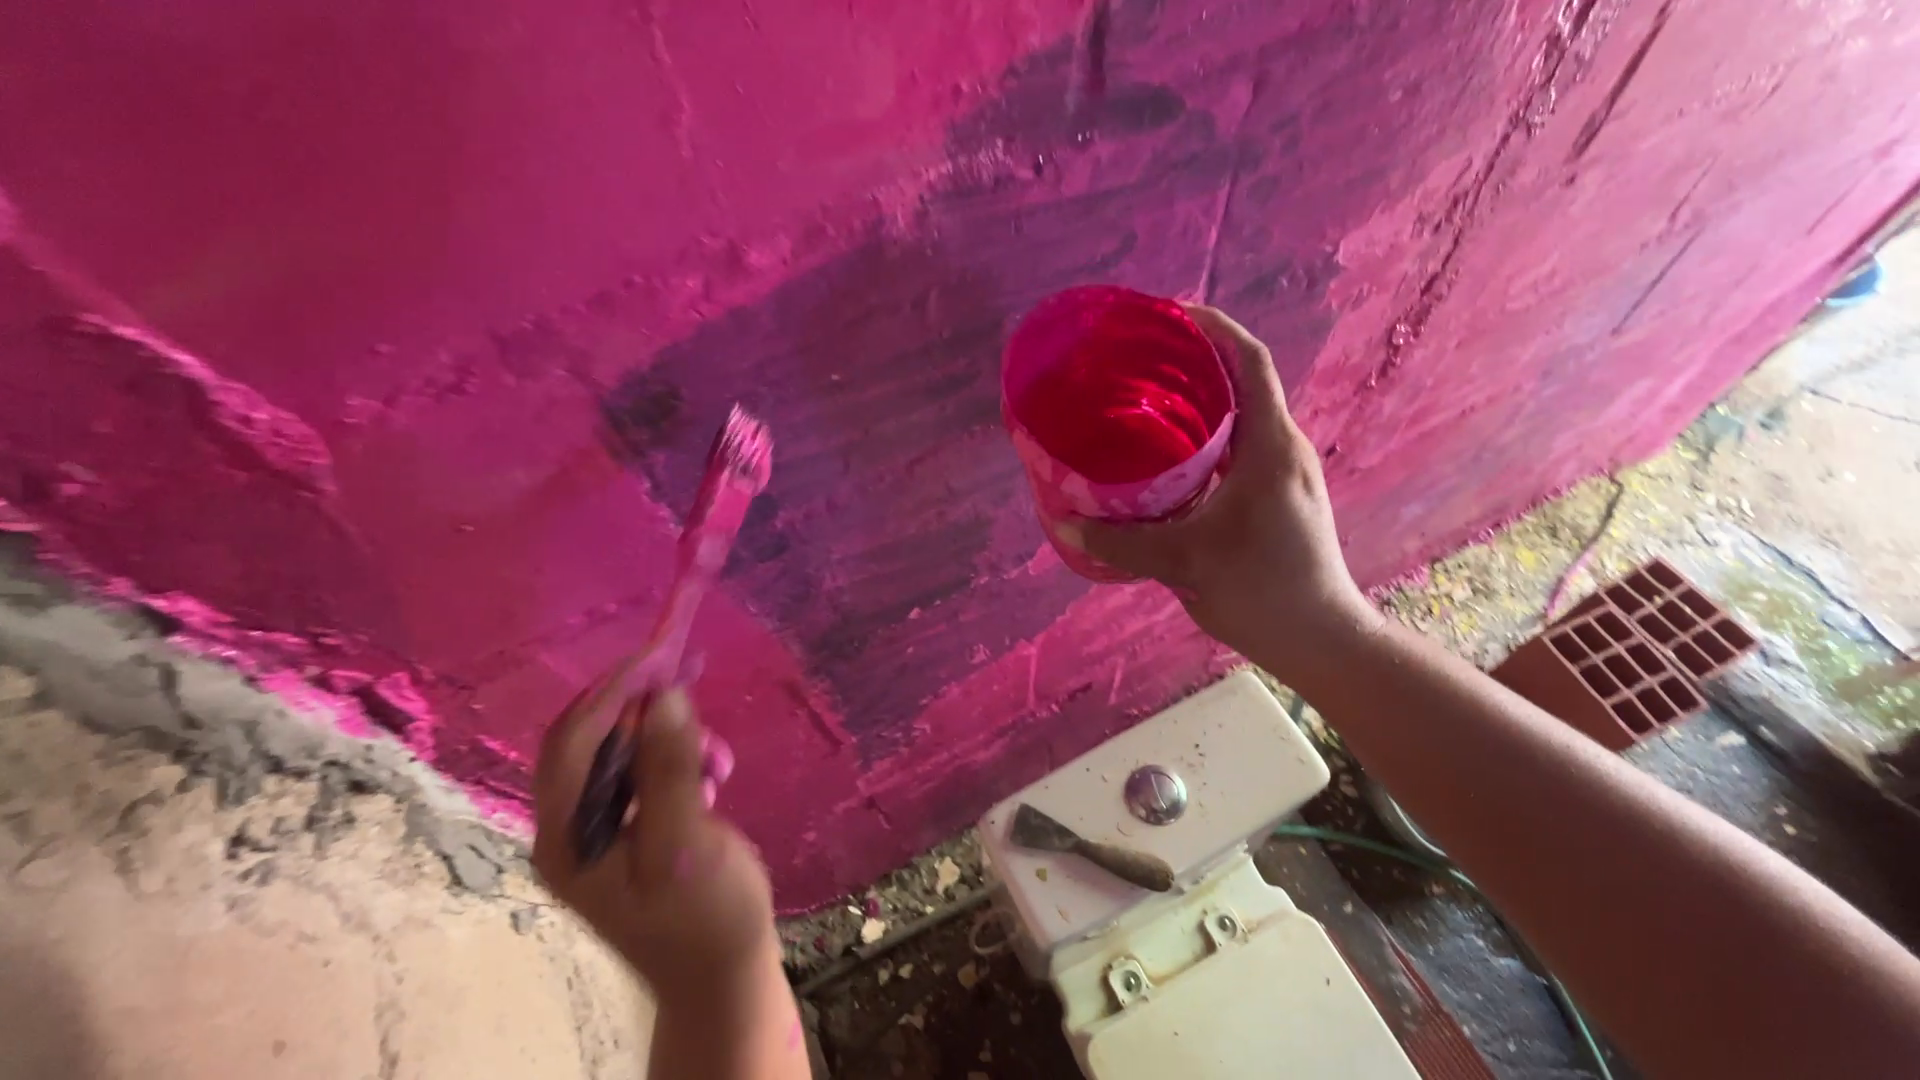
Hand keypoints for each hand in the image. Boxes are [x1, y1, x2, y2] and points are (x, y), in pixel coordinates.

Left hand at [532, 678, 775, 1007]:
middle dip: (646, 713)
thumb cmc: (706, 916)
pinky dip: (679, 762)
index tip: (661, 654)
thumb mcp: (686, 841)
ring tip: (720, 759)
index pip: (572, 740)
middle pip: (593, 742)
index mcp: (566, 837)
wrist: (722, 975)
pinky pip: (644, 775)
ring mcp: (598, 833)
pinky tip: (714, 776)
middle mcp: (569, 830)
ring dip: (670, 740)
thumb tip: (663, 695)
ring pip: (623, 754)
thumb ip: (669, 768)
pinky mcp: (629, 833)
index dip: (612, 691)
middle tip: (693, 690)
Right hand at [1056, 304, 1381, 682]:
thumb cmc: (1259, 589)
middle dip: (1198, 360)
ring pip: (1245, 416)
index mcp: (1271, 446)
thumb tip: (1064, 520)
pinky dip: (1210, 436)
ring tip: (1150, 401)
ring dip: (1205, 399)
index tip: (1169, 315)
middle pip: (1245, 382)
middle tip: (1143, 360)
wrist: (1319, 637)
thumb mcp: (1182, 562)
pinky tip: (1173, 459)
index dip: (1214, 328)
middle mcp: (1286, 449)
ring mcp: (1289, 473)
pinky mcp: (1283, 496)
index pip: (1250, 361)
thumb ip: (1119, 542)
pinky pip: (1244, 446)